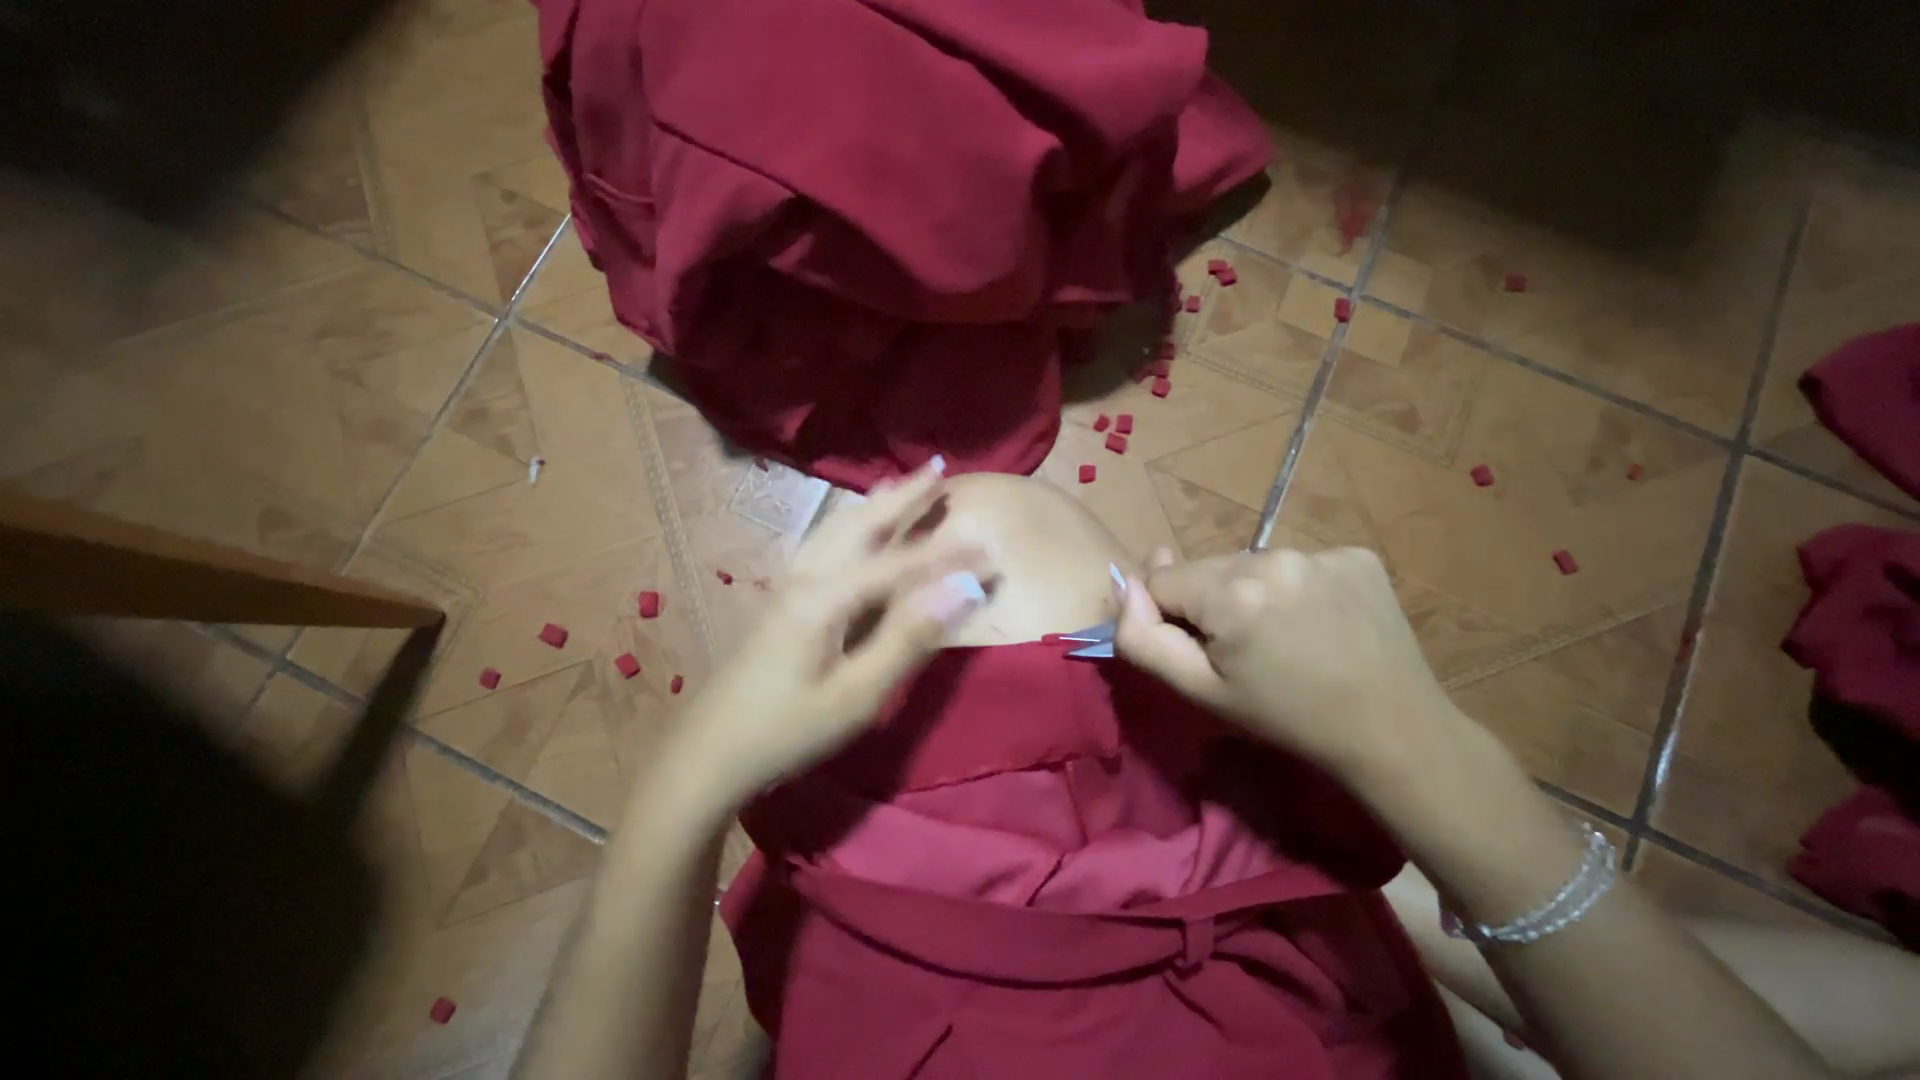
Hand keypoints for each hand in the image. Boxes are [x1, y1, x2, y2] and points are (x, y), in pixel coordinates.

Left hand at [675, 460, 995, 801]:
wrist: (709, 754)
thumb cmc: (788, 729)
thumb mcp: (858, 694)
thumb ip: (909, 637)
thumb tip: (964, 589)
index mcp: (826, 596)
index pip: (901, 564)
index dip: (949, 557)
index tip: (993, 547)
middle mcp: (806, 577)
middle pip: (861, 525)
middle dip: (903, 497)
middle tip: (938, 468)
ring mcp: (788, 587)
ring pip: (837, 530)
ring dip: (874, 505)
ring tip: (900, 484)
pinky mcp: (780, 603)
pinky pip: (824, 544)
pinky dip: (850, 525)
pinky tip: (851, 531)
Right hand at [1114, 545, 1466, 778]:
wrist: (1392, 730)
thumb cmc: (1286, 719)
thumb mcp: (1200, 693)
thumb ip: (1144, 640)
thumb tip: (1126, 587)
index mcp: (1230, 592)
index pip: (1162, 581)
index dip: (1172, 619)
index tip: (1207, 653)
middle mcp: (1273, 557)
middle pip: (1209, 569)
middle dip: (1214, 602)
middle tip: (1249, 652)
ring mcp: (1321, 552)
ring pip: (1254, 565)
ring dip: (1255, 593)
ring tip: (1288, 639)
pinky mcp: (1357, 556)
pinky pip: (1300, 564)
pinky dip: (1299, 589)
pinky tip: (1322, 624)